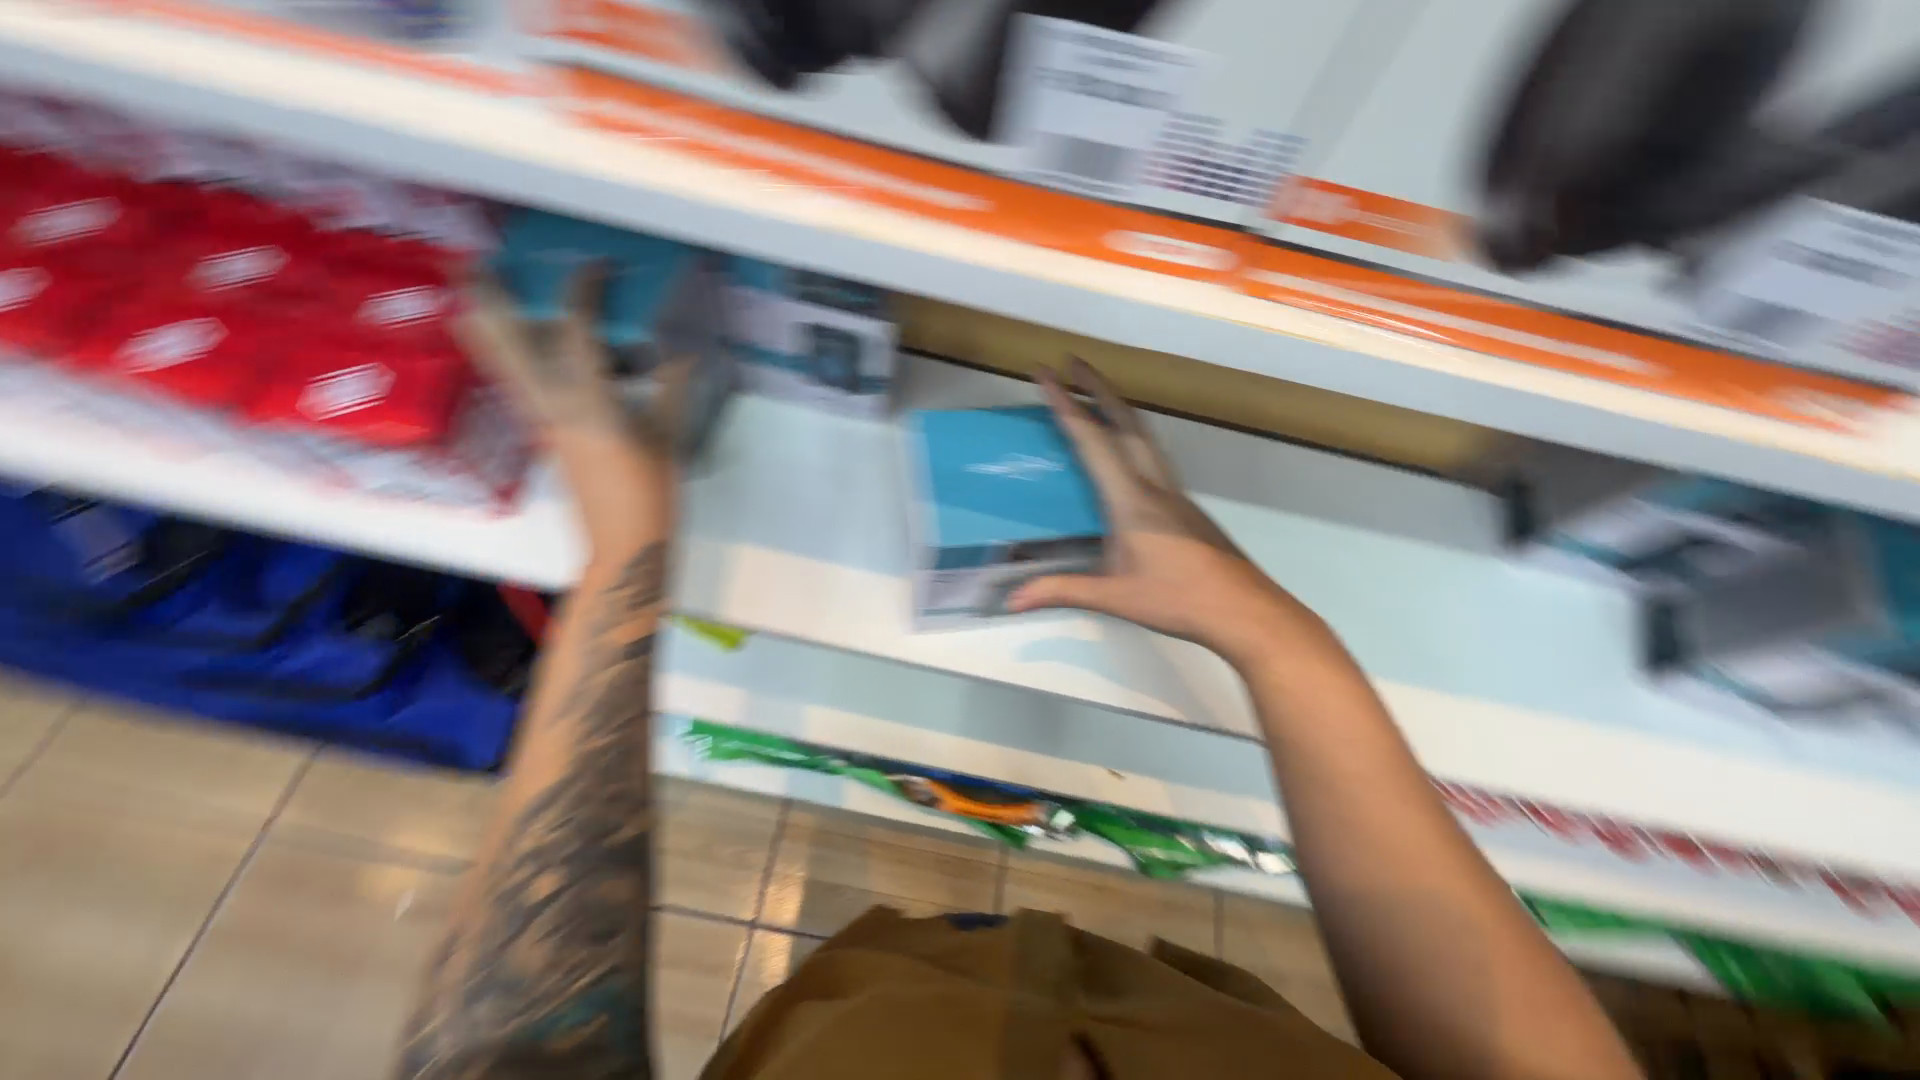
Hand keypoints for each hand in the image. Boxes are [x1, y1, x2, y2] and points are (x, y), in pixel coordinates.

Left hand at [454, 263, 692, 549]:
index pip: (576, 331)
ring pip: (499, 365)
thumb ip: (671, 391)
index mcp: (590, 404)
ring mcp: (541, 422)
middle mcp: (552, 407)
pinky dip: (509, 357)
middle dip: (489, 299)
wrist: (623, 546)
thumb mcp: (668, 439)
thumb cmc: (651, 496)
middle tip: (477, 263)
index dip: (584, 291)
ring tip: (478, 294)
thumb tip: (682, 355)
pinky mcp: (543, 435)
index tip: (596, 268)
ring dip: (486, 327)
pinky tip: (522, 348)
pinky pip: (516, 385)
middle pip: (505, 343)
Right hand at [1007, 358, 1314, 664]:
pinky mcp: (1186, 507)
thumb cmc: (1178, 601)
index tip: (1045, 374)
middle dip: (1098, 387)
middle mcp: (1154, 486)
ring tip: (1097, 392)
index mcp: (1131, 500)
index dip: (1066, 405)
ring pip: (1145, 436)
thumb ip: (1061, 591)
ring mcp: (1174, 494)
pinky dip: (1132, 435)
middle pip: (1126, 423)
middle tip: (1072, 361)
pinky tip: (1125, 450)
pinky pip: (1153, 456)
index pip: (1093, 442)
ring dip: (1119, 407)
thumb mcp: (1114, 598)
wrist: (1244, 610)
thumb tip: (1010, 601)